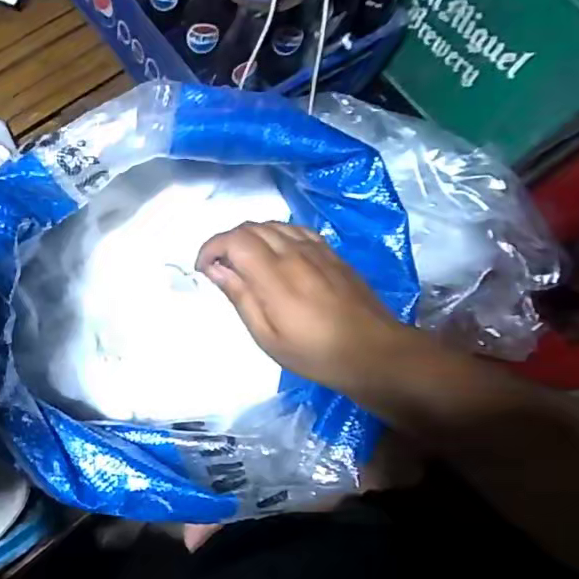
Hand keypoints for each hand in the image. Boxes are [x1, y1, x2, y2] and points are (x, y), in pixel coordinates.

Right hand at [196, 221, 423, 395]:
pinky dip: (277, 235)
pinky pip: (297, 230)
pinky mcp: (331, 253)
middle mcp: (294, 253)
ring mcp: (316, 250)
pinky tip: (277, 255)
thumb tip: (215, 269)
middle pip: (252, 227)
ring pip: (274, 225)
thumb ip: (241, 297)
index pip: (235, 240)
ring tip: (246, 263)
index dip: (212, 247)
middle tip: (221, 269)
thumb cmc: (316, 354)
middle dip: (228, 242)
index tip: (204, 268)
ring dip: (251, 237)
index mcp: (275, 276)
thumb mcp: (268, 337)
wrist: (374, 352)